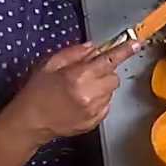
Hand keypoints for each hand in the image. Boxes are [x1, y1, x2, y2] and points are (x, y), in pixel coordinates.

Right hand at [6, 40, 133, 140]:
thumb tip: (93, 47)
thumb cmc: (37, 91)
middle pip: (114, 77)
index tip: (135, 44)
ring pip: (111, 91)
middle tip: (88, 73)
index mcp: (79, 76)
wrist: (30, 122)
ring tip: (81, 89)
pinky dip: (99, 100)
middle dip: (105, 72)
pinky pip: (106, 105)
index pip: (109, 60)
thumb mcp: (50, 65)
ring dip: (101, 87)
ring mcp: (94, 110)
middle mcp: (90, 94)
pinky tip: (82, 101)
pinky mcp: (95, 122)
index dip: (124, 51)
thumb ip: (74, 54)